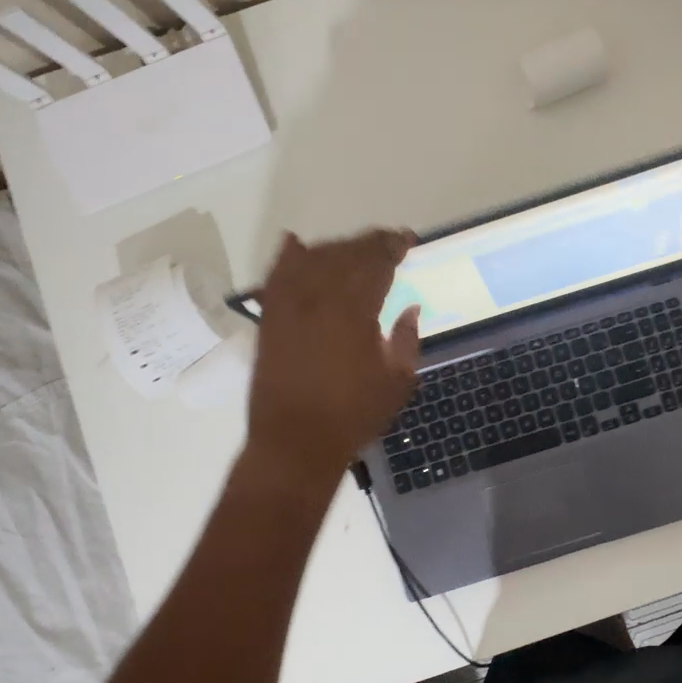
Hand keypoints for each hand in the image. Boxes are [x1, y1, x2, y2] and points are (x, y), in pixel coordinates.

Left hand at [245, 229, 419, 472]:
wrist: (296, 442)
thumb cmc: (355, 416)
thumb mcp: (398, 382)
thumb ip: (407, 339)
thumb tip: (411, 308)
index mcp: (357, 312)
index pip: (377, 263)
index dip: (394, 246)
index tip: (409, 240)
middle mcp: (320, 299)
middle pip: (346, 254)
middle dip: (370, 243)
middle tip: (388, 241)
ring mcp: (289, 307)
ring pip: (313, 259)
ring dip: (336, 248)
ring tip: (354, 250)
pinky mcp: (269, 319)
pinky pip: (277, 275)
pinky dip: (288, 256)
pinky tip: (297, 243)